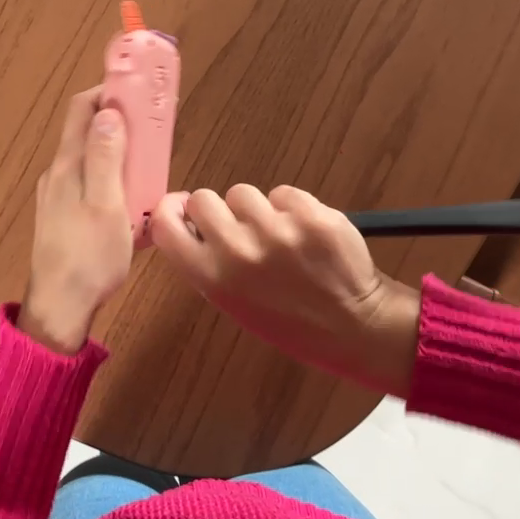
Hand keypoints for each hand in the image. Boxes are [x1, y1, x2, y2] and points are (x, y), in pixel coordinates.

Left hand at [21, 87, 134, 353]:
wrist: (60, 306)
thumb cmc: (89, 256)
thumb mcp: (106, 204)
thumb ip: (106, 157)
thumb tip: (108, 111)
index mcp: (67, 165)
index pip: (82, 108)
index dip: (107, 90)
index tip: (138, 88)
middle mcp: (57, 174)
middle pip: (86, 131)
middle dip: (118, 119)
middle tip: (153, 125)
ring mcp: (58, 196)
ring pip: (89, 159)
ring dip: (118, 150)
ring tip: (150, 159)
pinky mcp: (63, 216)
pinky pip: (90, 183)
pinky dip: (112, 177)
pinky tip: (132, 196)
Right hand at [149, 184, 420, 396]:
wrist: (353, 325)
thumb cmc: (286, 319)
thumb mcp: (231, 301)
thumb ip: (205, 260)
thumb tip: (189, 219)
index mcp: (212, 277)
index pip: (166, 224)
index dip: (171, 209)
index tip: (181, 208)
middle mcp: (238, 250)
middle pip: (203, 198)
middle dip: (217, 210)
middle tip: (238, 229)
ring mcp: (277, 230)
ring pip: (244, 193)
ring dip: (256, 209)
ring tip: (278, 237)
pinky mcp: (311, 215)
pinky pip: (284, 193)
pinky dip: (291, 208)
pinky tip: (305, 234)